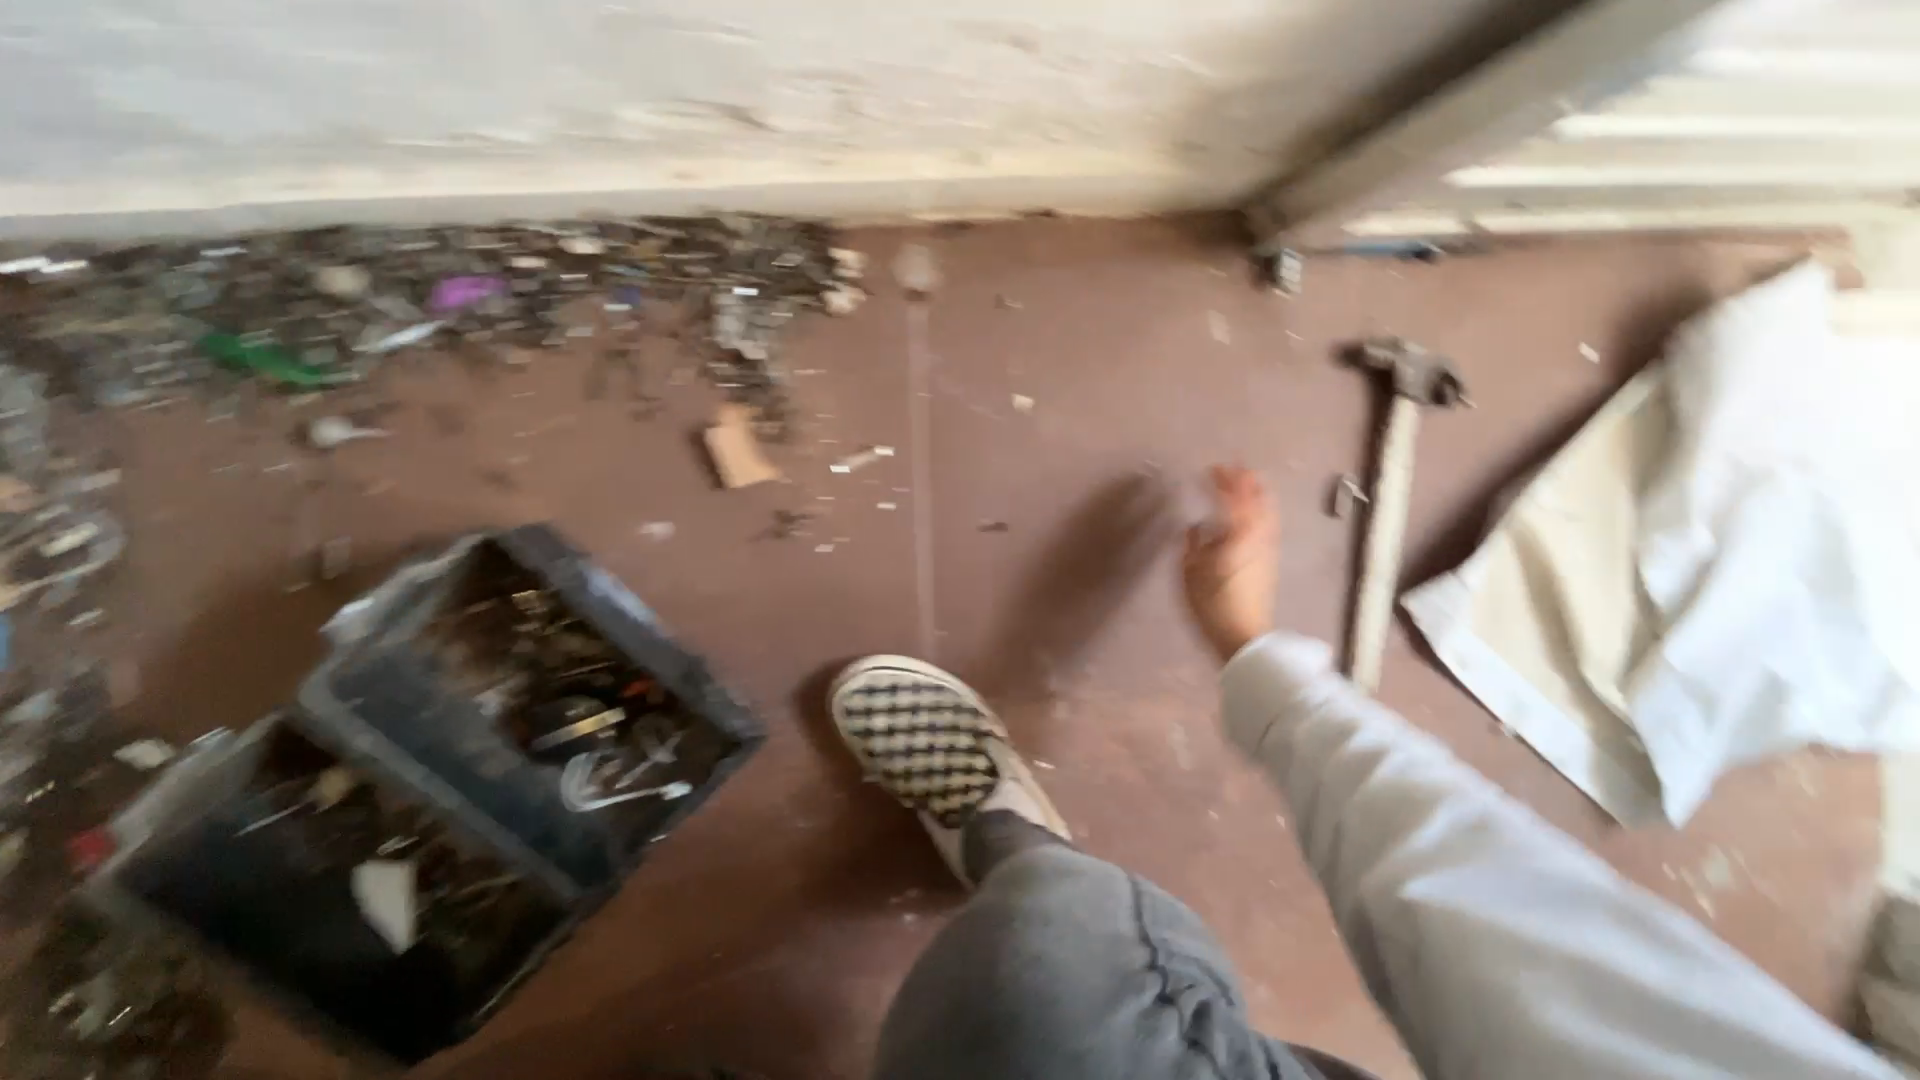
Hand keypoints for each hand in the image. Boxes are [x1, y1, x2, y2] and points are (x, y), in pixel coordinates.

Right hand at [1182, 466, 1277, 663]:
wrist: (1244, 636)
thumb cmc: (1211, 605)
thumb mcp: (1189, 573)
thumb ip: (1192, 544)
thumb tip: (1197, 527)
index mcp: (1235, 533)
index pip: (1228, 498)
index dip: (1218, 482)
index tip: (1207, 469)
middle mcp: (1257, 534)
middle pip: (1254, 499)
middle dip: (1242, 480)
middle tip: (1230, 467)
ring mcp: (1267, 547)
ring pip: (1267, 510)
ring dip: (1257, 492)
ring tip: (1248, 480)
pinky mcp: (1270, 559)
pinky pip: (1269, 523)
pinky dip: (1263, 508)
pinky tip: (1256, 511)